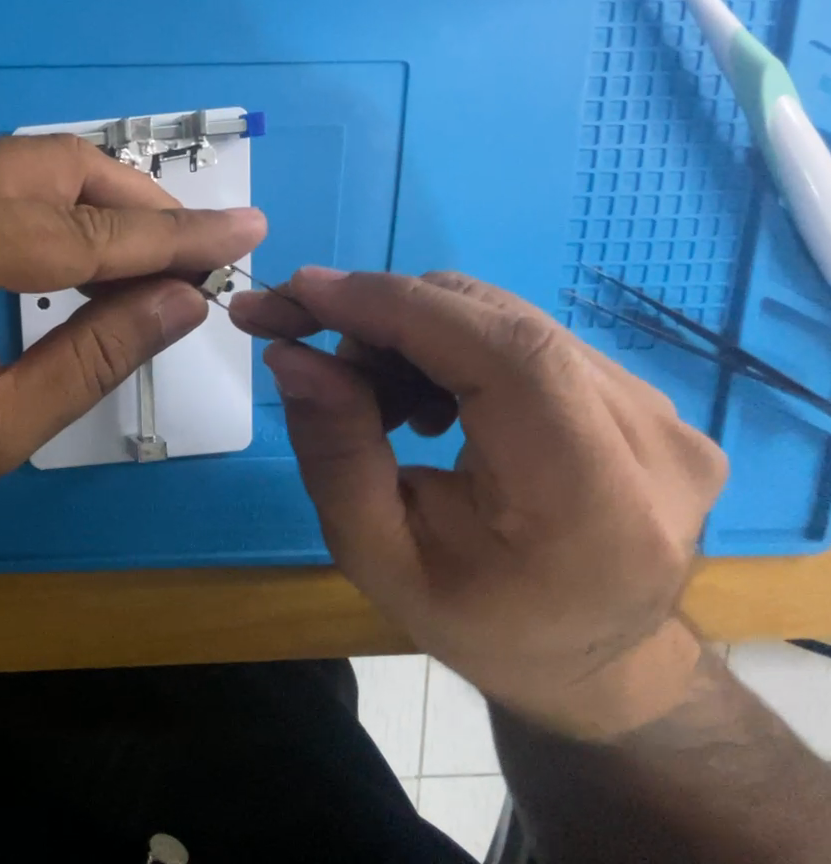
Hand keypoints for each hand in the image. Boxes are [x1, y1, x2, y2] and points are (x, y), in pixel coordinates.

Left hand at [0, 134, 264, 532]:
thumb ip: (94, 356)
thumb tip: (184, 300)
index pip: (78, 230)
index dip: (171, 238)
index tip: (248, 231)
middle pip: (51, 167)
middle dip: (134, 204)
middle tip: (197, 251)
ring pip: (19, 166)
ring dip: (90, 202)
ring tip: (150, 257)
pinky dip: (39, 208)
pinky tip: (74, 251)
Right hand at [229, 269, 727, 739]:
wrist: (589, 660)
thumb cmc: (472, 621)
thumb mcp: (373, 554)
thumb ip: (335, 454)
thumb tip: (291, 355)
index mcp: (588, 499)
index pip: (505, 356)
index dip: (395, 307)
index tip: (299, 292)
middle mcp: (650, 441)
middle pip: (499, 322)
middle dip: (378, 311)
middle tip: (291, 332)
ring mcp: (661, 414)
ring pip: (503, 320)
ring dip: (406, 333)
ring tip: (356, 394)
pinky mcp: (644, 401)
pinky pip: (521, 337)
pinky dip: (443, 347)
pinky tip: (413, 401)